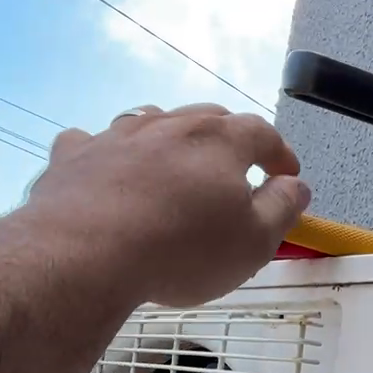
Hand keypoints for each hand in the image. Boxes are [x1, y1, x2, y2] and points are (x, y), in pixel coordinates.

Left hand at [22, 103, 310, 307]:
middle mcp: (170, 125)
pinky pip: (99, 141)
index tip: (287, 176)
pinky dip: (116, 153)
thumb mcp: (256, 241)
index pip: (262, 132)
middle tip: (240, 171)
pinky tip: (115, 171)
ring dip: (176, 141)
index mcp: (220, 141)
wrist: (84, 254)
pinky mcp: (75, 155)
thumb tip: (297, 185)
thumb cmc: (185, 250)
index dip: (280, 153)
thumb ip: (283, 208)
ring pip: (156, 122)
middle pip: (209, 118)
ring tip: (182, 171)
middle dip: (231, 141)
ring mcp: (117, 134)